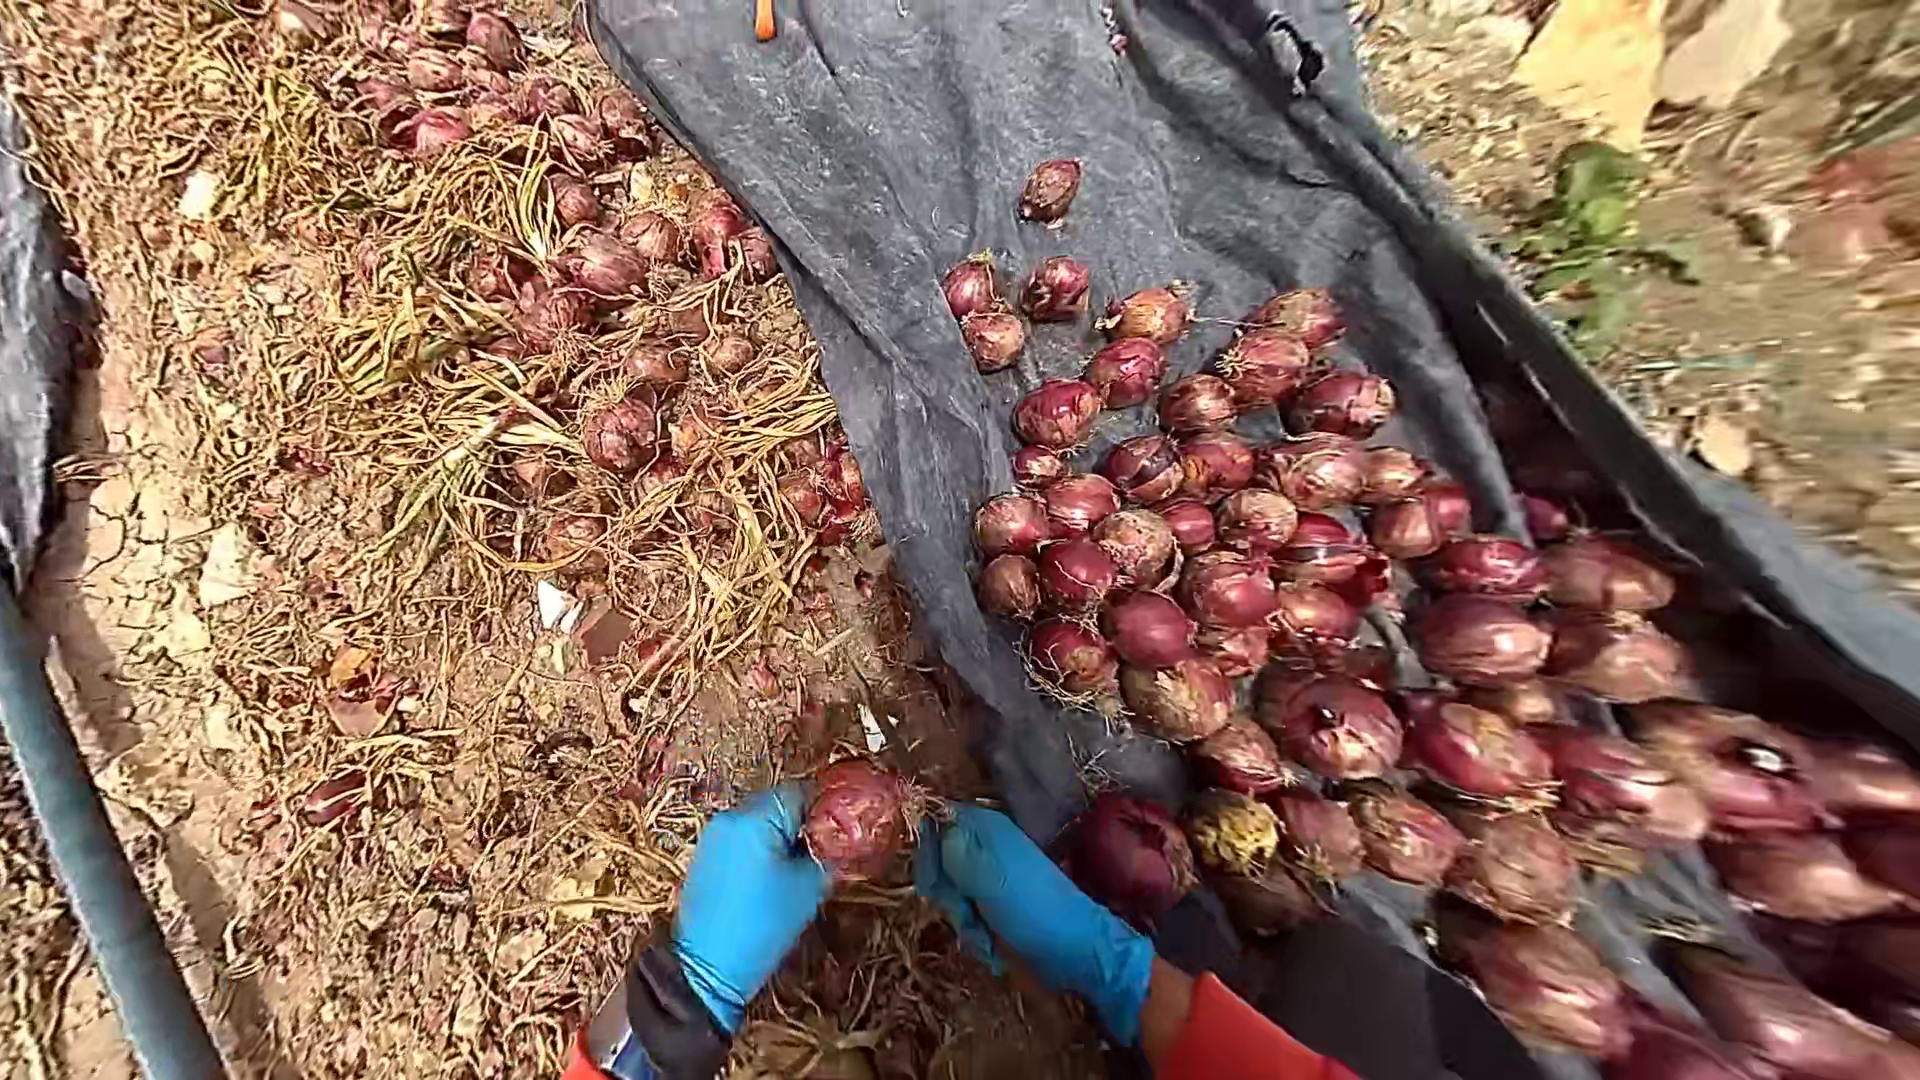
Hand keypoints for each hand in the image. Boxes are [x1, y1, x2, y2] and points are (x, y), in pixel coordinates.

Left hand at [673, 783, 828, 1031]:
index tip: (839, 830)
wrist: (704, 974)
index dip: (825, 808)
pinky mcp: (707, 852)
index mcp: (755, 817)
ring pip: (763, 817)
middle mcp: (731, 816)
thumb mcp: (808, 886)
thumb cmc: (762, 926)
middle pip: (781, 801)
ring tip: (797, 864)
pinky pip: (745, 834)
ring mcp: (715, 833)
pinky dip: (763, 844)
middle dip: (804, 820)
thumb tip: (841, 835)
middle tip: (821, 848)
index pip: (801, 790)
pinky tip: (772, 873)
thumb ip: (827, 850)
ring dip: (783, 832)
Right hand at [914, 805, 1155, 1044]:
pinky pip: (966, 910)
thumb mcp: (985, 875)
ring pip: (949, 889)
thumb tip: (926, 815)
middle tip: (961, 909)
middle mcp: (984, 844)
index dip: (927, 849)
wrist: (1072, 949)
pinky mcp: (994, 902)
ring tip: (980, 931)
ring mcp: (990, 874)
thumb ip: (952, 847)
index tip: (931, 881)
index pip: (936, 819)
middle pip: (938, 858)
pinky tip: (988, 943)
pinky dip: (972, 930)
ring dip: (959, 915)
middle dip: (944, 891)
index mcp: (984, 826)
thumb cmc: (1030, 906)